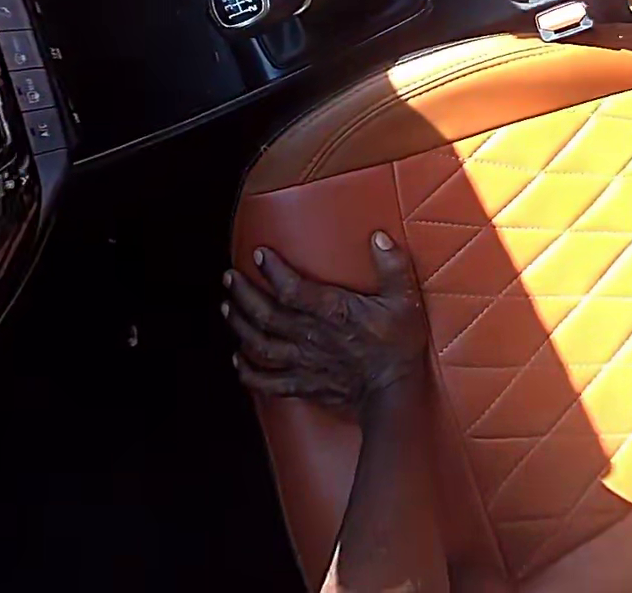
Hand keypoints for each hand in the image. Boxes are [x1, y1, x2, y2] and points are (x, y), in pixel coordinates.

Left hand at [224, 231, 429, 412]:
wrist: (396, 395)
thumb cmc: (398, 346)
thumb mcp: (404, 300)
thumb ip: (392, 266)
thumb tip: (379, 237)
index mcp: (333, 313)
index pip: (292, 289)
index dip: (272, 270)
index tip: (259, 254)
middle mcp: (312, 337)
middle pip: (267, 315)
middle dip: (244, 294)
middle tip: (229, 277)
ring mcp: (305, 363)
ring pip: (261, 344)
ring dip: (240, 326)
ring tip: (227, 307)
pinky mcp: (304, 384)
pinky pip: (268, 381)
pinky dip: (249, 372)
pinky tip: (238, 360)